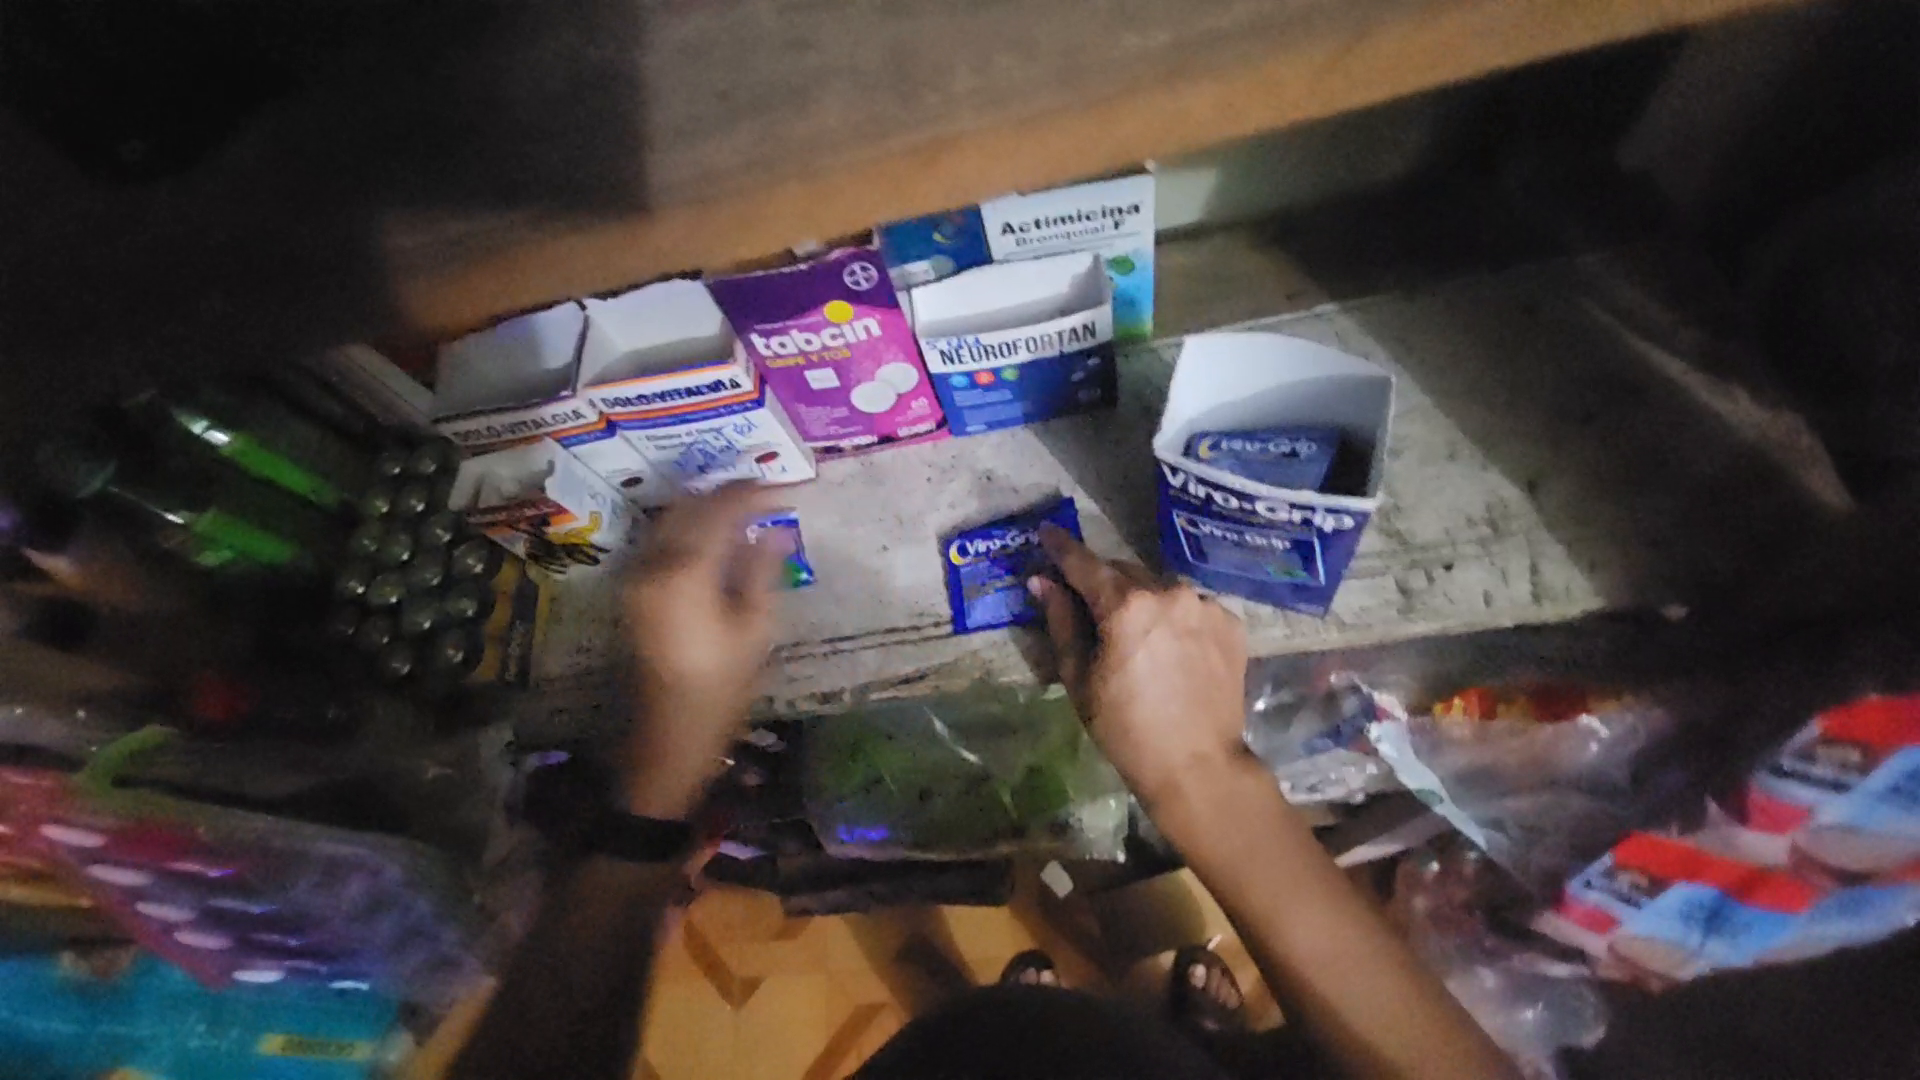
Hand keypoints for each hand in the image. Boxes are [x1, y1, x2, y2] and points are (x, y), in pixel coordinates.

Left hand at [621, 484, 787, 818]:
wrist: (670, 732)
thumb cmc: (722, 685)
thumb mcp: (755, 628)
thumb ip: (762, 570)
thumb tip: (775, 531)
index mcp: (687, 571)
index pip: (719, 510)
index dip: (750, 493)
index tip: (780, 489)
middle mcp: (653, 564)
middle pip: (687, 506)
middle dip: (725, 493)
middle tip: (762, 494)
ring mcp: (637, 576)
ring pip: (669, 519)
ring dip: (704, 507)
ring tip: (743, 511)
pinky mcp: (633, 590)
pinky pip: (661, 541)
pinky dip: (688, 528)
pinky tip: (715, 538)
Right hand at [1028, 525, 1250, 808]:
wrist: (1198, 765)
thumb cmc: (1125, 728)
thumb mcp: (1080, 677)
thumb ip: (1061, 621)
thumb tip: (1043, 581)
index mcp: (1126, 605)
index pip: (1085, 563)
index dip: (1061, 547)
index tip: (1047, 533)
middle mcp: (1169, 591)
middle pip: (1124, 572)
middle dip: (1102, 581)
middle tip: (1088, 603)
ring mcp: (1205, 605)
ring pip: (1160, 586)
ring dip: (1141, 597)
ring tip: (1135, 632)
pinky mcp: (1230, 623)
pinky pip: (1190, 605)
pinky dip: (1174, 615)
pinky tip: (1170, 646)